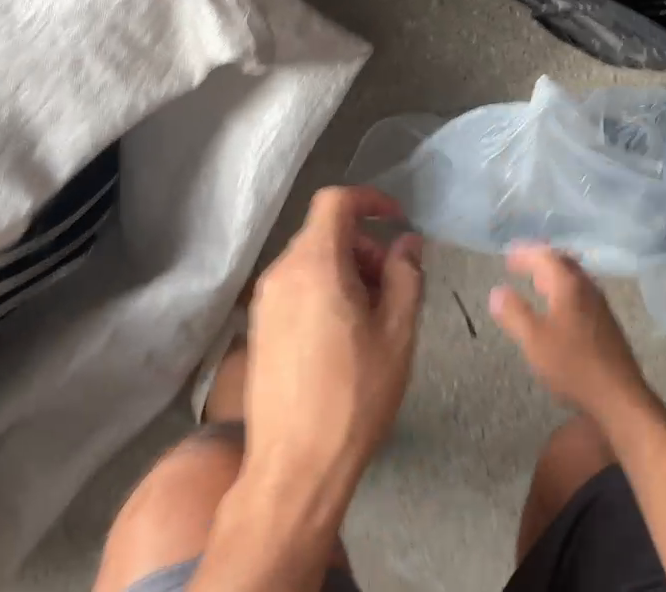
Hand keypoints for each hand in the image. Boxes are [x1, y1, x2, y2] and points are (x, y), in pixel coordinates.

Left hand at [244, 187, 423, 487]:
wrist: (295, 466)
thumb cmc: (356, 394)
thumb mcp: (398, 330)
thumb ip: (406, 274)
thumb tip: (406, 243)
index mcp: (314, 265)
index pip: (335, 202)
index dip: (371, 201)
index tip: (399, 221)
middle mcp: (281, 275)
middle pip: (325, 232)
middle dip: (365, 245)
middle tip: (396, 283)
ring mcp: (264, 304)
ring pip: (311, 261)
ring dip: (348, 269)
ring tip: (376, 314)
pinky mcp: (258, 330)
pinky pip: (297, 288)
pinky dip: (326, 290)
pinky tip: (347, 334)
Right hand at [488, 246, 653, 427]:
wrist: (618, 395)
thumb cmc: (572, 365)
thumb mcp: (534, 340)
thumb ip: (514, 313)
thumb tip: (497, 291)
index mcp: (569, 286)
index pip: (546, 256)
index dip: (525, 253)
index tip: (507, 254)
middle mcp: (588, 288)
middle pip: (563, 262)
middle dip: (540, 259)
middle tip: (520, 264)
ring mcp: (600, 305)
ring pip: (574, 278)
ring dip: (554, 275)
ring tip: (536, 283)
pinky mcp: (606, 322)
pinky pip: (581, 293)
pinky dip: (564, 290)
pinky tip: (558, 307)